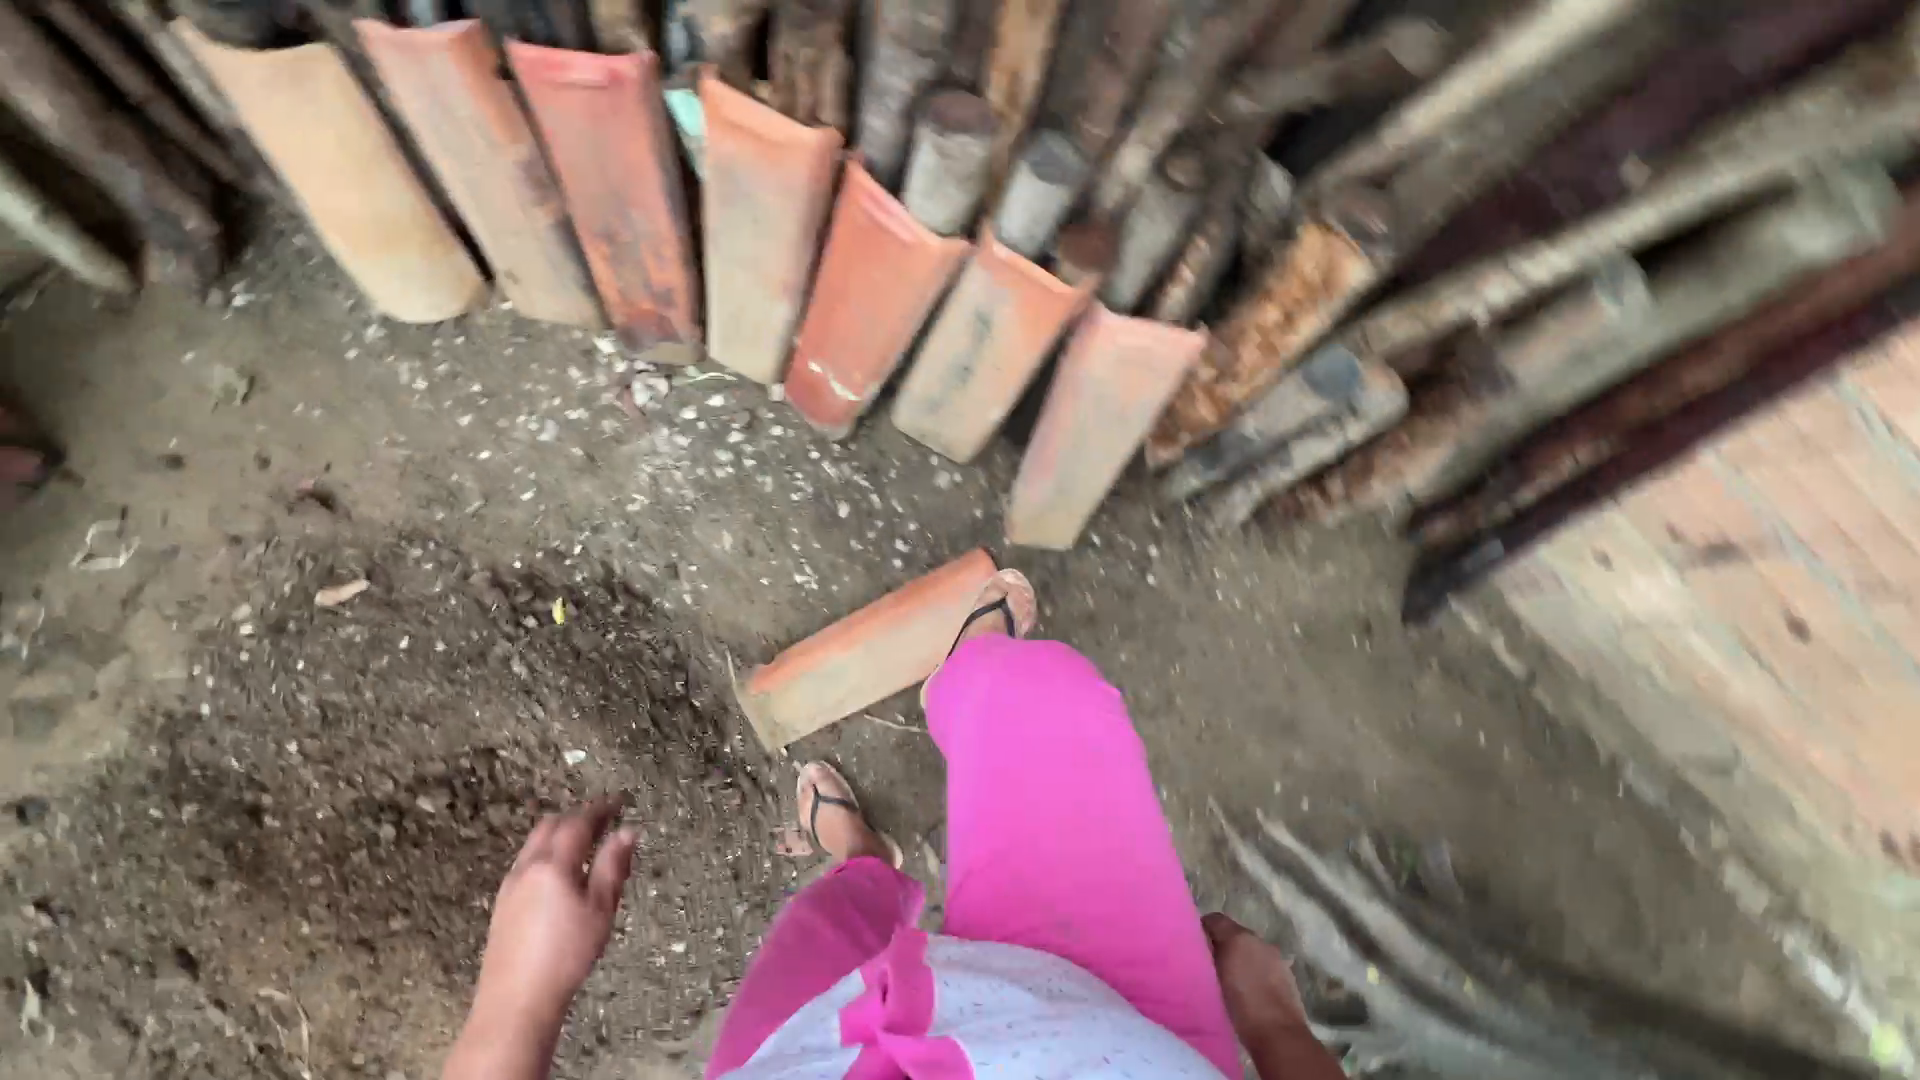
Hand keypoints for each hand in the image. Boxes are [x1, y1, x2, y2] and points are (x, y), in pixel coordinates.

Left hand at [472, 798, 636, 1031]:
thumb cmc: (565, 956)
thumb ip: (613, 865)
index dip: (600, 809)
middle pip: (550, 826)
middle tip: (603, 819)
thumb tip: (627, 833)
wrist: (517, 1001)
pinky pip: (526, 863)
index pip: (578, 823)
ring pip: (534, 844)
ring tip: (586, 842)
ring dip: (560, 834)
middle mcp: (526, 869)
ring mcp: (510, 887)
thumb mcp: (601, 908)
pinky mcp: (503, 906)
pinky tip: (561, 872)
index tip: (618, 802)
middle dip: (577, 817)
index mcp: (552, 865)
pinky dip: (547, 853)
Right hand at [1204, 913, 1343, 1079]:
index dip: (1202, 929)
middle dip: (1222, 944)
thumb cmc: (1241, 1007)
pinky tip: (1249, 990)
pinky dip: (1255, 970)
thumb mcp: (1213, 978)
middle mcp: (1259, 940)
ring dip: (1240, 958)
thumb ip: (1208, 954)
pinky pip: (1264, 964)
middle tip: (1209, 964)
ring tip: (1229, 979)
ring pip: (1250, 949)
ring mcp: (1276, 957)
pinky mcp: (1287, 975)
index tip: (1194, 945)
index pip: (1214, 919)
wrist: (1279, 1036)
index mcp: (1238, 937)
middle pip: (1234, 934)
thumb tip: (1202, 944)